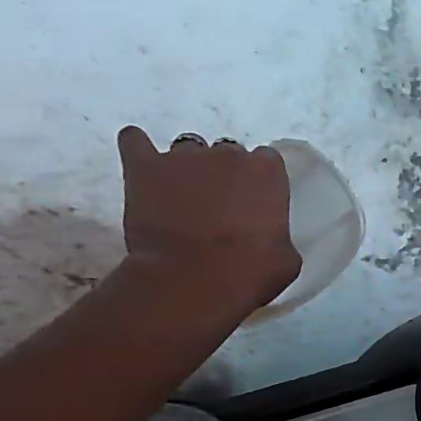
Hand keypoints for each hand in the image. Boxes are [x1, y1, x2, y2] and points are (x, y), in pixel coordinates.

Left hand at [115, 127, 300, 315]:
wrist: (197, 278)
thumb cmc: (253, 270)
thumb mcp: (286, 255)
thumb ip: (277, 233)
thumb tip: (266, 237)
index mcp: (267, 172)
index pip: (267, 160)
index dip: (260, 179)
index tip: (256, 200)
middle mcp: (227, 155)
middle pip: (227, 151)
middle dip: (225, 172)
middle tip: (221, 203)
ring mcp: (183, 157)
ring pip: (187, 149)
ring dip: (188, 166)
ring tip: (184, 193)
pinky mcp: (143, 166)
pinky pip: (134, 141)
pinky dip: (137, 147)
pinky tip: (144, 163)